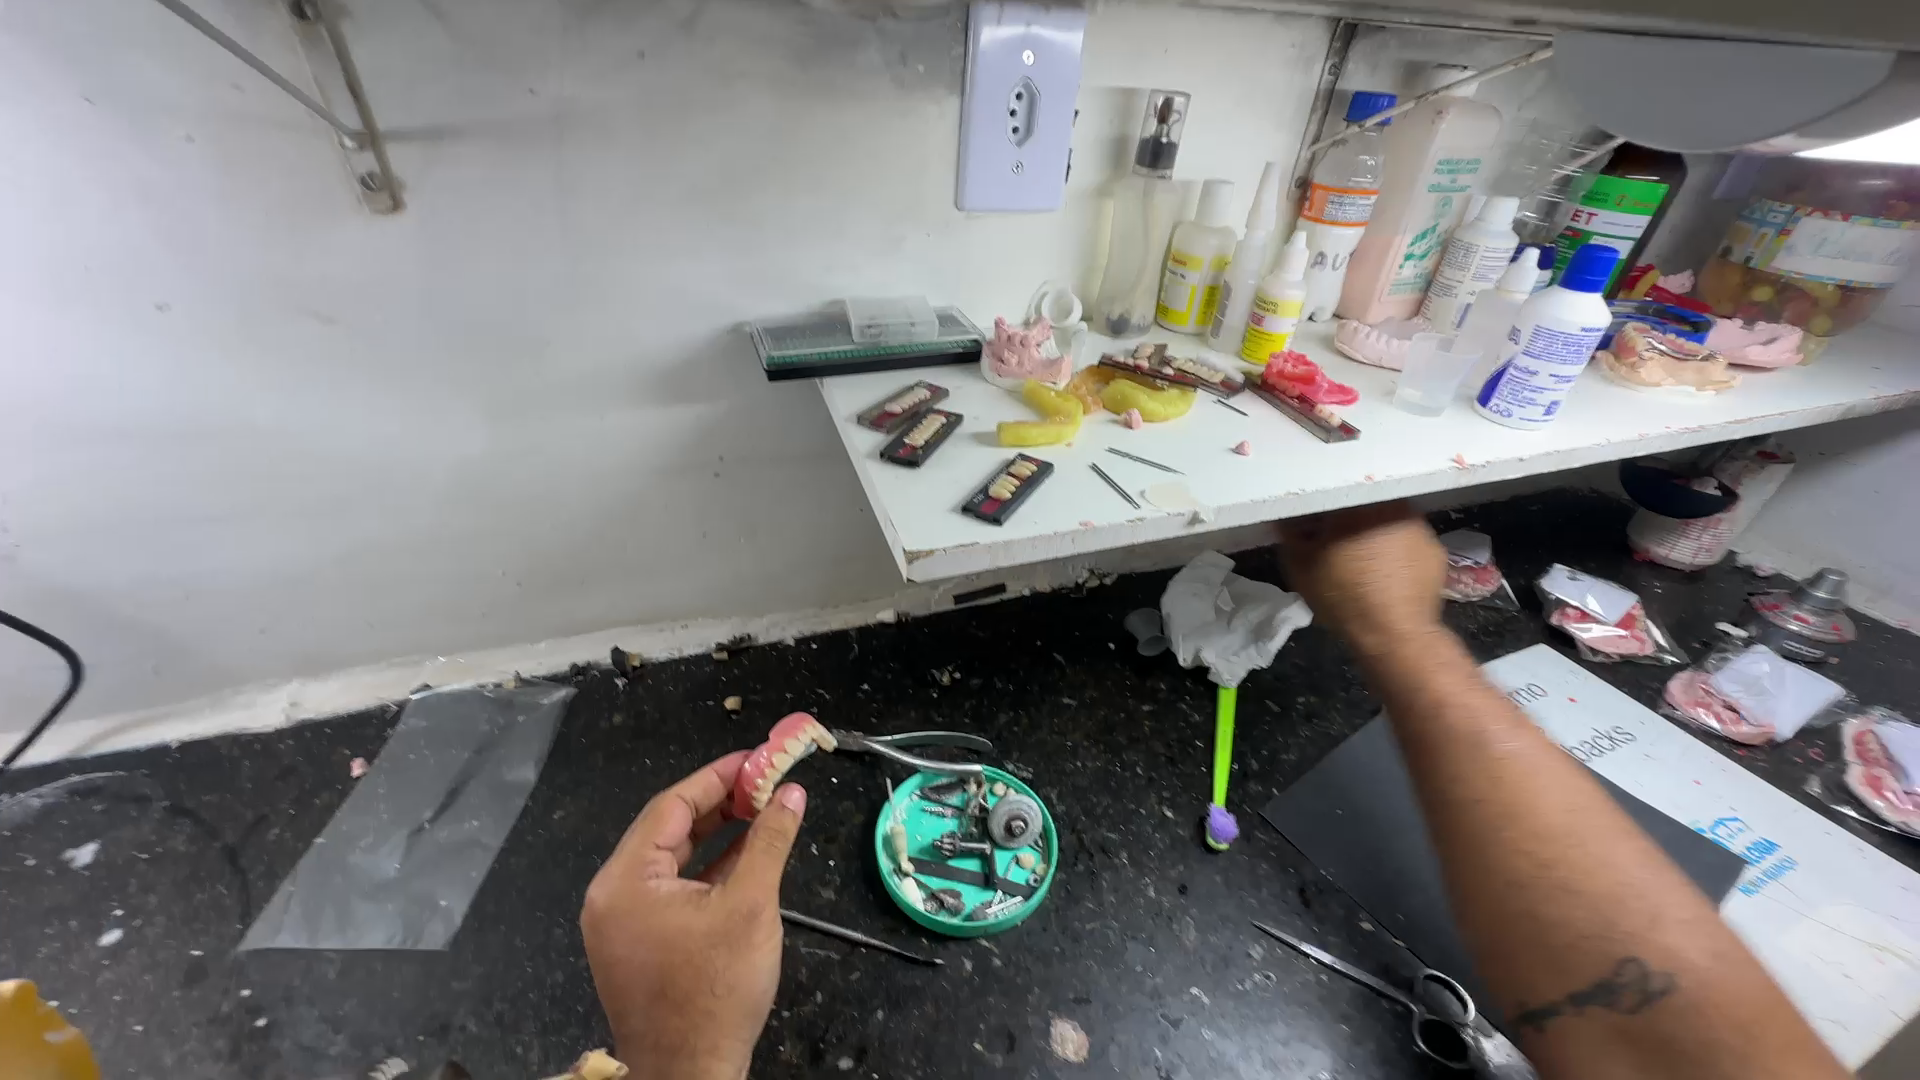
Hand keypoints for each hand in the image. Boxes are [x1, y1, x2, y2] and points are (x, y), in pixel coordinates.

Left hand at [580, 751, 806, 1078]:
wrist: (693, 1076)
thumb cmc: (717, 988)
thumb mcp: (750, 904)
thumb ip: (770, 840)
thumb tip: (792, 792)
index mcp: (626, 880)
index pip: (672, 806)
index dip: (717, 777)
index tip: (757, 758)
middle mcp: (615, 894)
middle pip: (671, 827)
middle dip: (721, 802)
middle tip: (765, 781)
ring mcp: (625, 921)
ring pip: (675, 856)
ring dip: (719, 831)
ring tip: (762, 807)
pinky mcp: (642, 941)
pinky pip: (676, 886)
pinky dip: (711, 866)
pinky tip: (748, 850)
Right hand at [1278, 501, 1447, 659]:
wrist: (1393, 632)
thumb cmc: (1341, 595)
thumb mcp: (1299, 566)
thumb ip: (1289, 534)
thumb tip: (1287, 520)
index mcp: (1355, 505)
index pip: (1330, 495)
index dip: (1317, 512)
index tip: (1308, 528)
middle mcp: (1392, 507)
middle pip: (1363, 506)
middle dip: (1347, 521)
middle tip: (1334, 544)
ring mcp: (1419, 527)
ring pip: (1388, 522)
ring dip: (1374, 535)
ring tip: (1362, 562)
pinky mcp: (1436, 549)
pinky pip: (1408, 543)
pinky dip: (1396, 553)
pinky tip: (1386, 575)